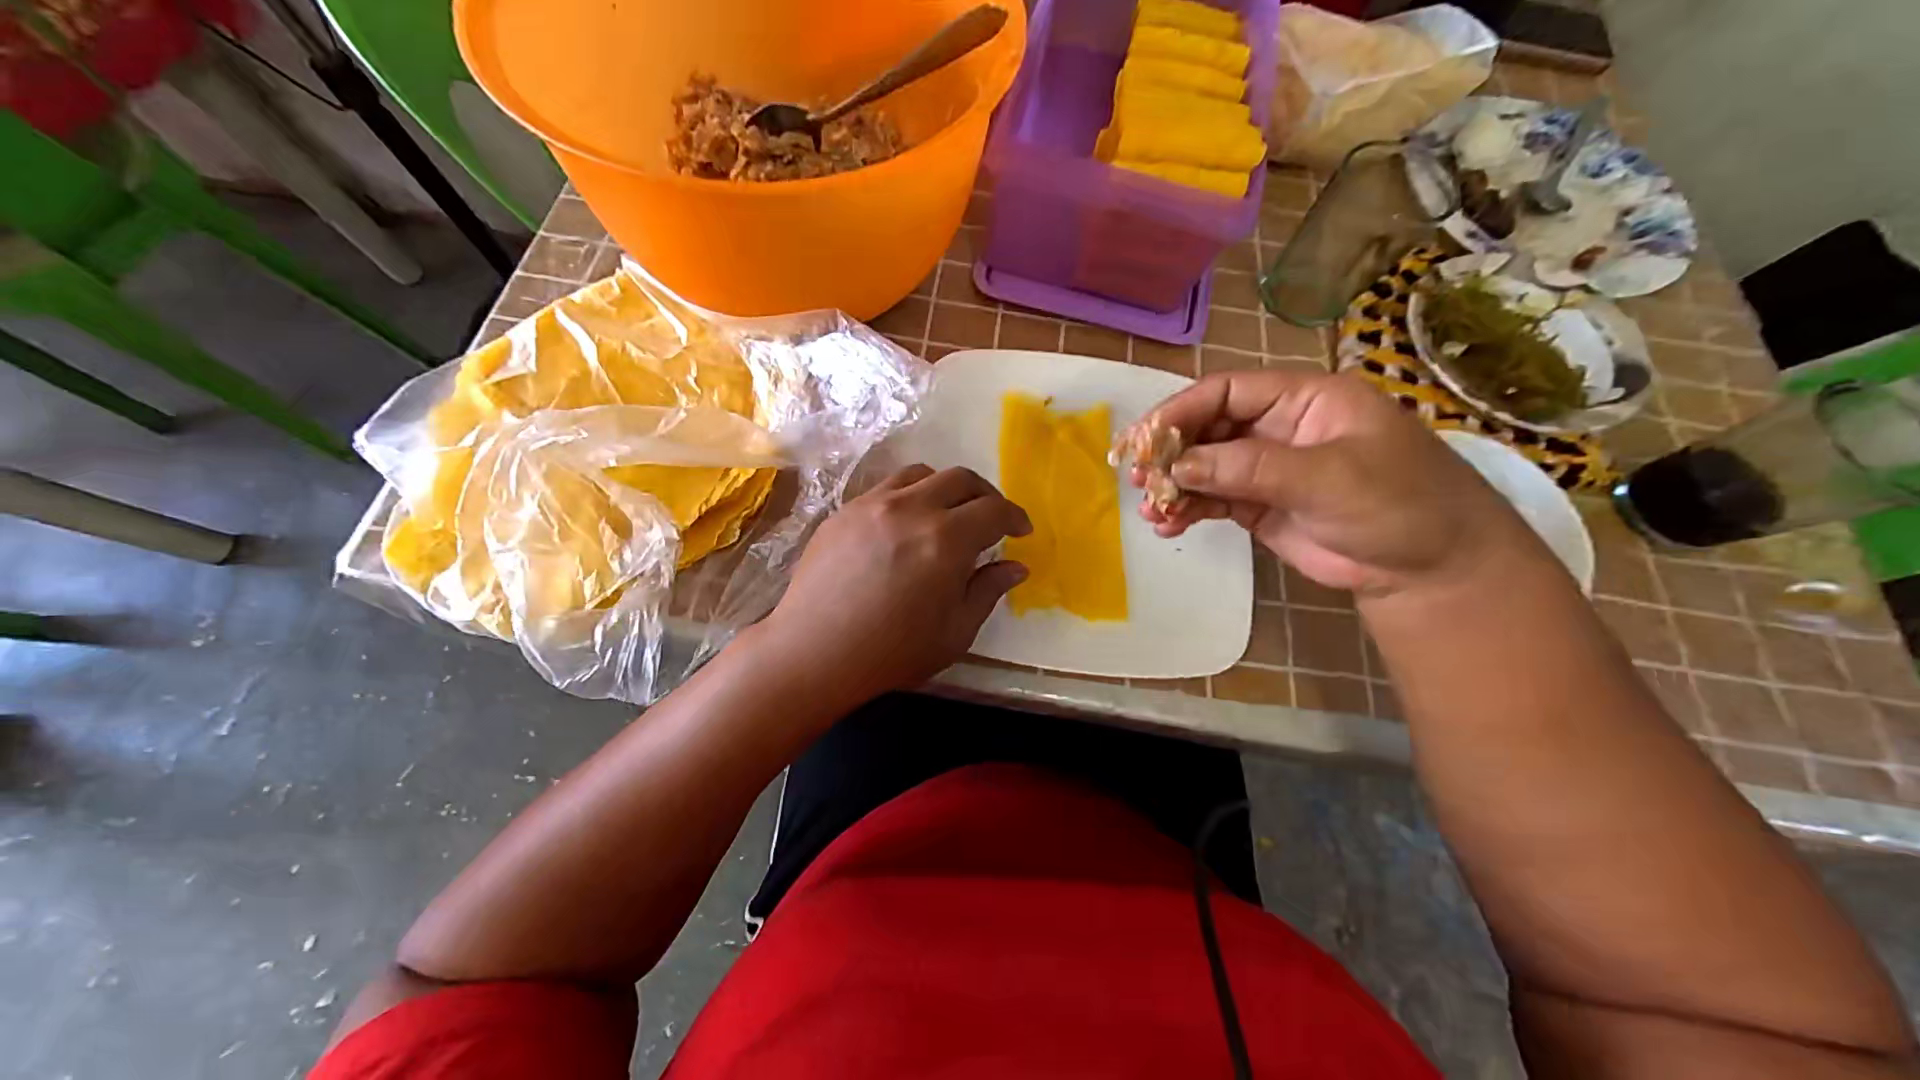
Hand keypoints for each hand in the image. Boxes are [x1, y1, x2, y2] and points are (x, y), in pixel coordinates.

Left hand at [759, 465, 1030, 704]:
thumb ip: (988, 590)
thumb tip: (1016, 567)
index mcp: (946, 539)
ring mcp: (872, 505)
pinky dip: (909, 496)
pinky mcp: (844, 511)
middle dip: (985, 495)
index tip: (1021, 530)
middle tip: (991, 519)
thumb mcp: (955, 631)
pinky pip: (886, 488)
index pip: (994, 510)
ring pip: (921, 474)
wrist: (814, 652)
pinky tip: (905, 525)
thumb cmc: (892, 652)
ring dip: (945, 488)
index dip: (1015, 516)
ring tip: (948, 514)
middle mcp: (912, 509)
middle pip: (960, 479)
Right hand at [1135, 370, 1543, 599]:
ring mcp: (1266, 468)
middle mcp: (1277, 427)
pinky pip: (1211, 499)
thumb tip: (1178, 464)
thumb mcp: (1328, 478)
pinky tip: (1168, 526)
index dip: (1183, 410)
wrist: (1431, 570)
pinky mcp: (1258, 505)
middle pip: (1207, 427)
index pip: (1228, 391)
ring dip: (1172, 485)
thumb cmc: (1399, 504)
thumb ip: (1251, 467)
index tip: (1147, 439)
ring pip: (1203, 466)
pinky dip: (1186, 510)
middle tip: (1137, 476)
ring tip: (1150, 509)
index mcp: (1302, 399)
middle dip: (1170, 451)